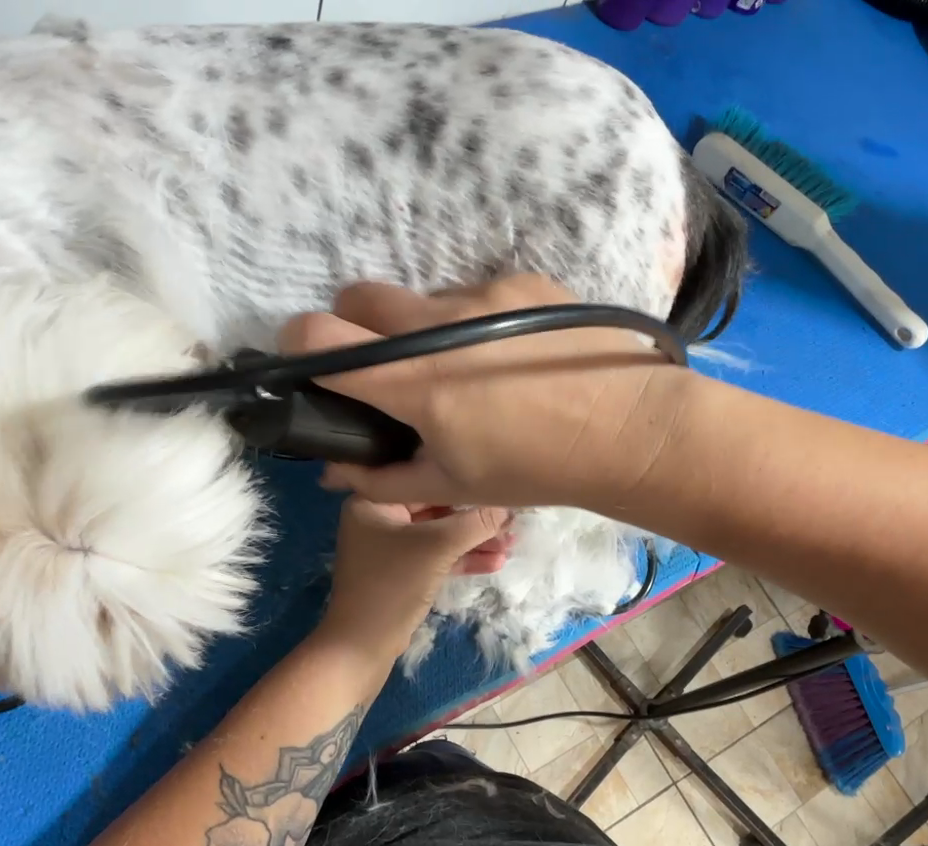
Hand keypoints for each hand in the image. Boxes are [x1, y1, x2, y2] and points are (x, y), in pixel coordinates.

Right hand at [278, 275, 694, 509]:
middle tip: (381, 367)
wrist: (630, 430)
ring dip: (416, 327)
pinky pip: (470, 291)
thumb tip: (333, 470)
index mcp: (414, 380)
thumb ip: (381, 479)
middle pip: (357, 296)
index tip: (307, 368)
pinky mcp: (522, 278)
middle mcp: (439, 323)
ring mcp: (483, 292)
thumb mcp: (454, 485)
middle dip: (351, 326)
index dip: (297, 348)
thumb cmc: (535, 469)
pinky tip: (504, 353)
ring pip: (418, 295)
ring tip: (459, 367)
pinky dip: (467, 319)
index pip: (319, 336)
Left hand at [314, 497, 512, 662]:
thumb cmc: (393, 584)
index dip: (464, 488)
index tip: (500, 489)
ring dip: (473, 541)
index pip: (425, 482)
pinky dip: (461, 559)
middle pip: (434, 509)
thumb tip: (508, 505)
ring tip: (512, 543)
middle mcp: (378, 518)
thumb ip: (474, 523)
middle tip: (514, 519)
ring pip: (438, 536)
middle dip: (474, 518)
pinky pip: (435, 557)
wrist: (362, 644)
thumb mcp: (437, 547)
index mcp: (373, 501)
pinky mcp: (400, 572)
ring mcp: (389, 547)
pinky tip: (495, 562)